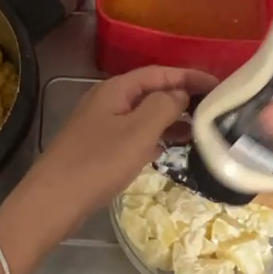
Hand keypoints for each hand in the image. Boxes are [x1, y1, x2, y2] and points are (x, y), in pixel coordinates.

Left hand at [21, 66, 217, 231]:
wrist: (54, 200)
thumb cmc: (98, 163)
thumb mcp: (139, 132)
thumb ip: (164, 106)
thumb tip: (180, 94)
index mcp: (116, 89)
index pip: (159, 73)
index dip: (189, 77)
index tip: (218, 86)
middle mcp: (107, 100)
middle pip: (151, 91)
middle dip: (182, 97)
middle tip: (213, 109)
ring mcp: (101, 124)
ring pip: (143, 114)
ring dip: (171, 119)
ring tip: (200, 130)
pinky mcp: (98, 147)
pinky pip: (134, 133)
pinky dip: (155, 136)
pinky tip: (171, 148)